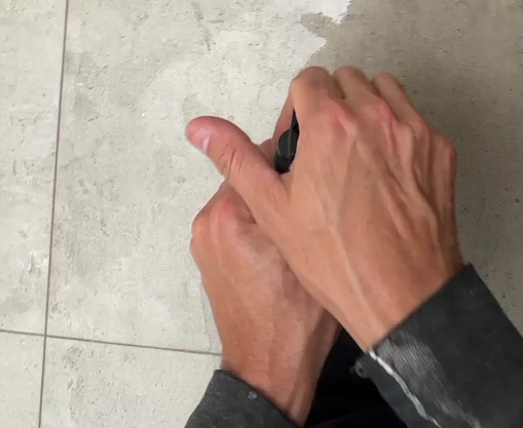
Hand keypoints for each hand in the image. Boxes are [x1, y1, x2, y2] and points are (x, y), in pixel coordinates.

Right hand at [187, 67, 463, 348]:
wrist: (403, 296)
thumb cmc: (334, 257)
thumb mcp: (272, 209)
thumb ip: (235, 157)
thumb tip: (199, 126)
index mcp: (329, 122)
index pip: (309, 79)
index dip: (299, 108)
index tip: (302, 140)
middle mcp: (373, 114)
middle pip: (346, 79)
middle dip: (332, 104)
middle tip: (327, 149)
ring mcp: (412, 128)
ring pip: (383, 89)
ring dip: (367, 108)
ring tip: (358, 153)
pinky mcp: (439, 145)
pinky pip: (413, 116)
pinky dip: (399, 129)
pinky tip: (388, 170)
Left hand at [191, 120, 337, 424]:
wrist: (268, 369)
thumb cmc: (297, 316)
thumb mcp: (313, 247)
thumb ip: (307, 196)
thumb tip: (314, 153)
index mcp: (232, 214)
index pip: (265, 153)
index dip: (297, 157)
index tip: (318, 163)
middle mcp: (210, 219)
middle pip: (251, 172)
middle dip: (280, 180)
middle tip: (311, 197)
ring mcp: (204, 237)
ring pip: (245, 193)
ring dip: (268, 199)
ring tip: (297, 222)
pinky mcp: (207, 252)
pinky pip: (235, 216)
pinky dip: (255, 219)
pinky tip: (279, 240)